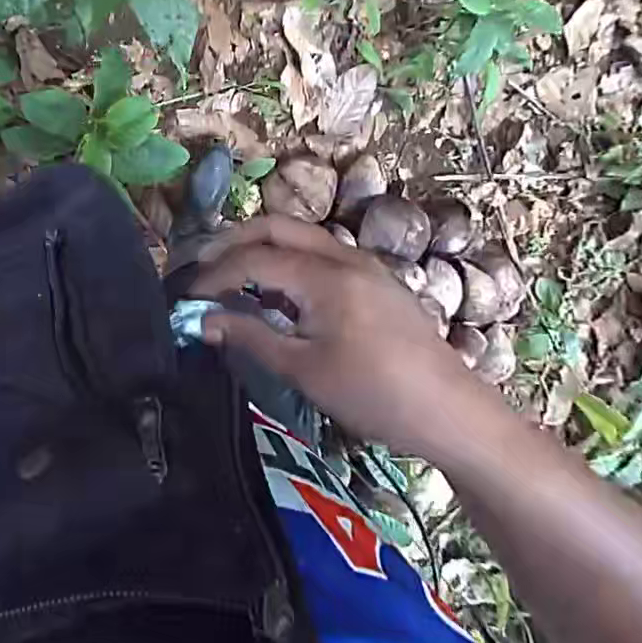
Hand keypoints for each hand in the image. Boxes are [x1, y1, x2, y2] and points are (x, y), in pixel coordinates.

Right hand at [189, 216, 521, 464]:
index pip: (254, 259)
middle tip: (201, 265)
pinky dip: (286, 259)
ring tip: (229, 272)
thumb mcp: (302, 369)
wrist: (454, 416)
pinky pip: (319, 254)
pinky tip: (274, 290)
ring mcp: (365, 266)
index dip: (214, 275)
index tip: (188, 297)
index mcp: (326, 277)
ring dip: (260, 246)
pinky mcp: (375, 282)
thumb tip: (202, 321)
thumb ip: (249, 336)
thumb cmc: (374, 394)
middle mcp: (345, 258)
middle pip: (277, 227)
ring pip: (300, 236)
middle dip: (232, 241)